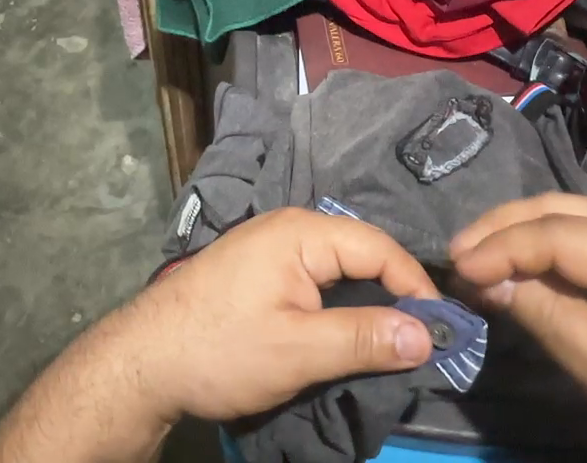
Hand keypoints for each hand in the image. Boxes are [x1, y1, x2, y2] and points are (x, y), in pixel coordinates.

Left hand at [0, 208, 439, 462]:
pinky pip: (316, 276)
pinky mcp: (260, 268)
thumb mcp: (298, 350)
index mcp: (301, 232)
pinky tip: (350, 329)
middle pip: (359, 251)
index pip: (378, 247)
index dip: (415, 286)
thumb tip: (427, 334)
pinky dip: (340, 301)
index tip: (442, 330)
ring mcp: (271, 245)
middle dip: (394, 291)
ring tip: (395, 338)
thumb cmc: (221, 349)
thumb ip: (364, 338)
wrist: (144, 360)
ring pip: (338, 265)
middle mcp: (289, 227)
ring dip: (367, 298)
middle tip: (425, 337)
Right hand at [449, 194, 586, 462]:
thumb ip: (547, 316)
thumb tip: (487, 279)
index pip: (558, 232)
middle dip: (503, 227)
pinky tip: (527, 261)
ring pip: (575, 211)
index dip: (500, 246)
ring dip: (523, 230)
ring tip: (480, 256)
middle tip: (456, 256)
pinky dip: (552, 241)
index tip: (456, 270)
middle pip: (563, 207)